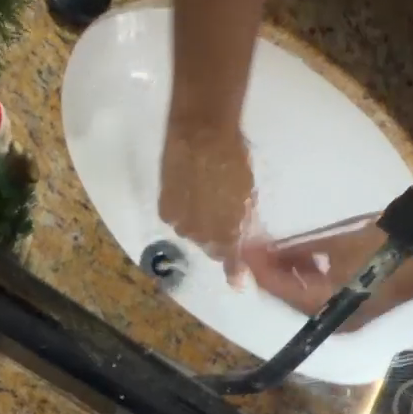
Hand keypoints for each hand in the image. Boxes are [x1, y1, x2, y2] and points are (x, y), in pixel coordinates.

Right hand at [160, 116, 255, 272]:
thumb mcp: (247, 191)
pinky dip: (183, 214)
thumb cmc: (234, 156)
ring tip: (205, 202)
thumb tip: (244, 240)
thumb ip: (244, 221)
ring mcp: (180, 223)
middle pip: (210, 246)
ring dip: (199, 225)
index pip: (229, 259)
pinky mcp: (165, 210)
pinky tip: (189, 196)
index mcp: (226, 231)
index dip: (234, 270)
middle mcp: (201, 234)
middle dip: (217, 240)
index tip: (237, 281)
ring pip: (192, 234)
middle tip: (224, 220)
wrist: (201, 132)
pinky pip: (176, 220)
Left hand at [239, 216, 412, 332]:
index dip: (260, 268)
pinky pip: (322, 295)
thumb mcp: (340, 243)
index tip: (245, 248)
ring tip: (277, 248)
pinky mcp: (355, 308)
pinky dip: (309, 278)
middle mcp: (332, 320)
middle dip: (271, 273)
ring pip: (304, 296)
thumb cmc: (391, 245)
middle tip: (257, 248)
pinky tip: (302, 256)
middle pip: (288, 297)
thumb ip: (300, 248)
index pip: (279, 291)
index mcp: (325, 307)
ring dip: (289, 274)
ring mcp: (344, 317)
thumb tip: (266, 248)